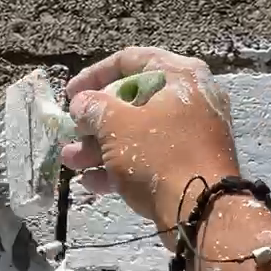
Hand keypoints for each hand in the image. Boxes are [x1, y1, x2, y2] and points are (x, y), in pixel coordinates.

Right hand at [59, 47, 241, 237]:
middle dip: (94, 121)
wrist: (200, 210)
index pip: (130, 60)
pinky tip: (92, 182)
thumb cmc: (159, 155)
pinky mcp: (187, 166)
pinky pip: (149, 159)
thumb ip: (93, 108)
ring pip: (137, 134)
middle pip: (132, 101)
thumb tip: (81, 103)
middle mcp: (190, 99)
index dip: (93, 75)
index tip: (70, 95)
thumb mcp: (116, 125)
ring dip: (100, 147)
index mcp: (180, 75)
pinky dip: (121, 167)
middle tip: (70, 134)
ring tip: (71, 161)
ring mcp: (191, 135)